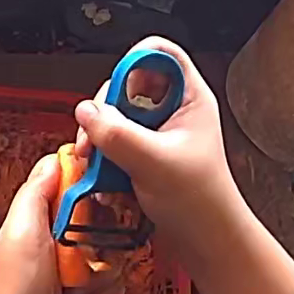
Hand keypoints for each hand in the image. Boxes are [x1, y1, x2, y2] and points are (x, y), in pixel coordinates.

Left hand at [0, 153, 124, 293]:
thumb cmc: (14, 292)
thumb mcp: (21, 232)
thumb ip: (37, 193)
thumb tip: (55, 158)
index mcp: (38, 216)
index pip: (69, 180)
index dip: (88, 177)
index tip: (103, 181)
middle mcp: (58, 236)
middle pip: (101, 212)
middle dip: (100, 232)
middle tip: (86, 248)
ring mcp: (76, 265)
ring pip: (114, 247)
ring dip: (100, 269)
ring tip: (77, 287)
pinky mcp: (92, 292)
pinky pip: (118, 279)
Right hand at [73, 37, 243, 248]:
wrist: (208, 241)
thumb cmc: (201, 202)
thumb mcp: (153, 162)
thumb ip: (116, 133)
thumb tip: (85, 111)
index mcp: (189, 97)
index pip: (159, 52)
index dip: (133, 63)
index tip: (115, 92)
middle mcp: (172, 108)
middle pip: (128, 84)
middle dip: (105, 109)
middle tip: (94, 134)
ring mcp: (157, 131)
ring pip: (116, 114)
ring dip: (100, 136)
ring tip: (95, 160)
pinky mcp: (144, 152)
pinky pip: (115, 140)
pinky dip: (104, 156)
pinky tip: (104, 177)